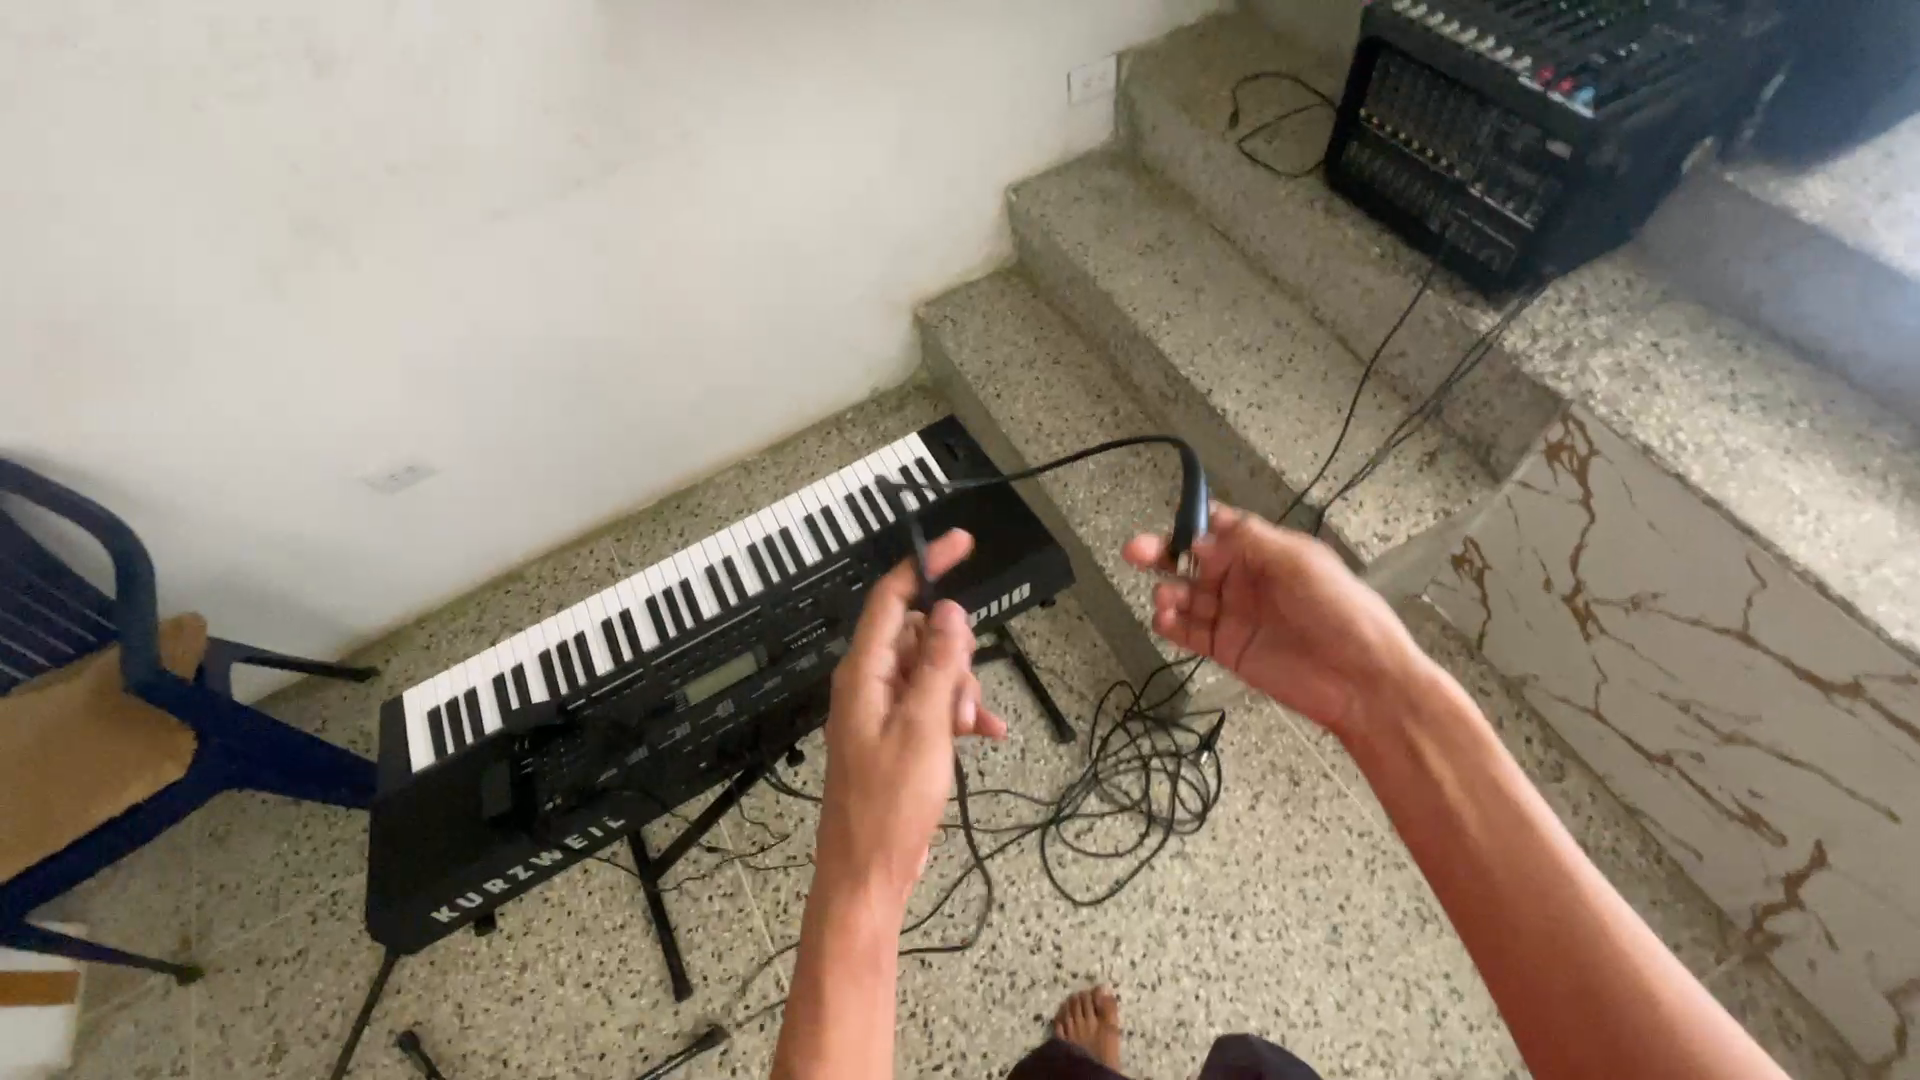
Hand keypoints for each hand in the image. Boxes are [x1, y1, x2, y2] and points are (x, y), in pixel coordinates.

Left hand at [817, 529, 1007, 903]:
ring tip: (967, 727)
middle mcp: (868, 683)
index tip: (962, 545)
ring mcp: (882, 709)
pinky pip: (932, 702)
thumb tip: (949, 612)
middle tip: (963, 696)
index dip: (925, 566)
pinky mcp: (896, 734)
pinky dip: (958, 711)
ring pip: (930, 669)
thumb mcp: (924, 728)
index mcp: (863, 673)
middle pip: (918, 634)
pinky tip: (985, 733)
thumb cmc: (889, 806)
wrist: (868, 873)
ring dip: (958, 689)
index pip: (891, 598)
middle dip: (952, 654)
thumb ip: (937, 665)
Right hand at [1124, 504, 1432, 739]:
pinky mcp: (1225, 648)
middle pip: (1190, 560)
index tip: (1173, 526)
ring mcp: (1232, 615)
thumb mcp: (1301, 563)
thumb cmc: (1340, 611)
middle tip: (1135, 552)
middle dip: (1161, 553)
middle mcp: (1243, 579)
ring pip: (1185, 595)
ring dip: (1167, 592)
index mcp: (1264, 552)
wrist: (1361, 680)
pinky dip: (1170, 624)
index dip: (1192, 524)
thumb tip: (1198, 535)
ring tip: (1164, 599)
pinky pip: (1188, 631)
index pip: (1219, 529)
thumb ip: (1249, 542)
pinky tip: (1164, 620)